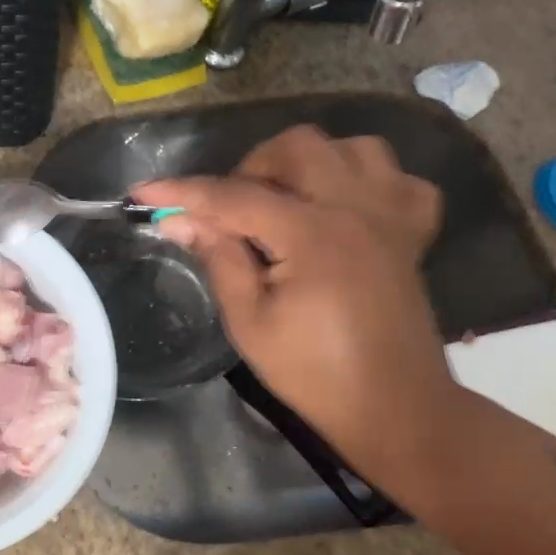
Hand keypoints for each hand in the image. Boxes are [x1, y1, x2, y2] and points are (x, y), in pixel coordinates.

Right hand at [135, 125, 452, 441]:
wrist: (395, 408)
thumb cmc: (315, 373)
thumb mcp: (250, 322)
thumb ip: (218, 258)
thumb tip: (179, 220)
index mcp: (314, 234)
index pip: (235, 196)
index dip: (184, 192)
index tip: (143, 193)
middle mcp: (356, 209)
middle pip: (298, 146)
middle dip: (252, 167)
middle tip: (234, 213)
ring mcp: (391, 217)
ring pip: (352, 148)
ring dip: (312, 164)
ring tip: (289, 201)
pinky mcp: (412, 232)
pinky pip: (396, 179)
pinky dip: (367, 182)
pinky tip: (345, 210)